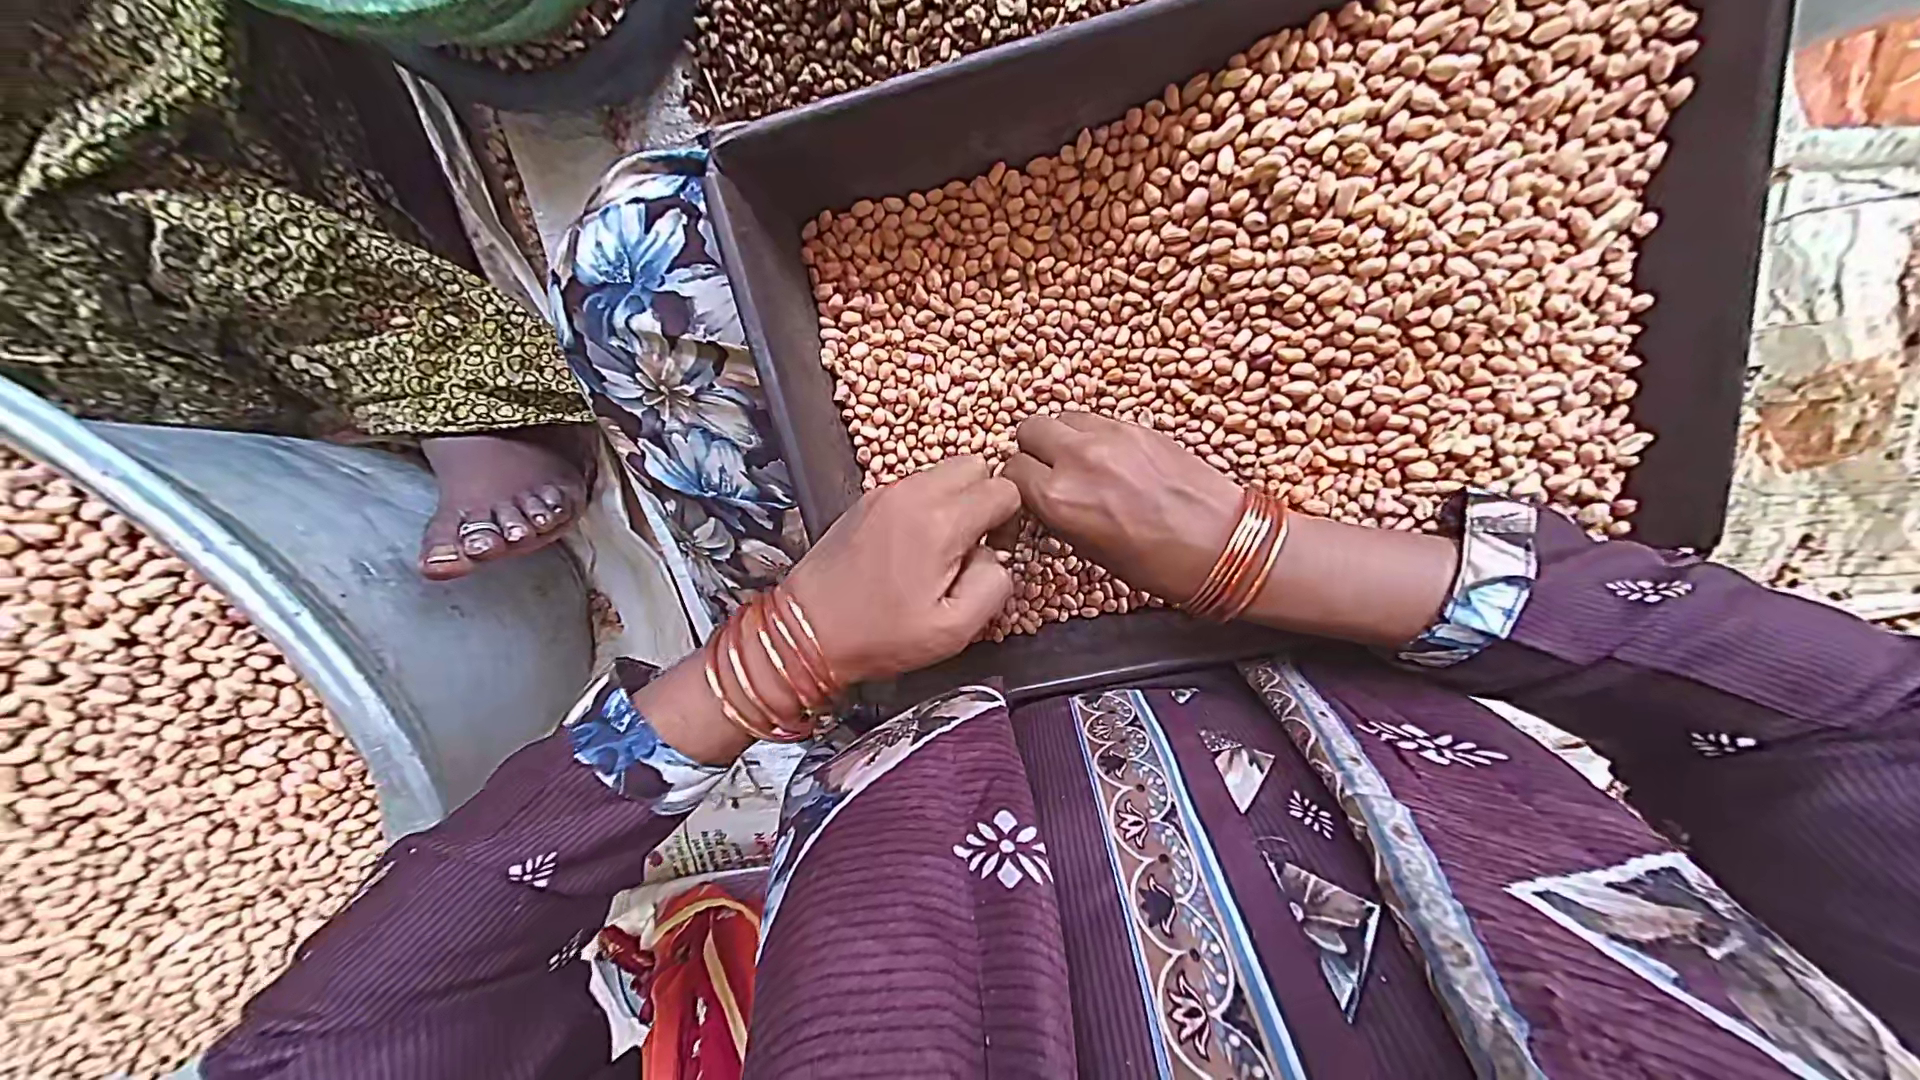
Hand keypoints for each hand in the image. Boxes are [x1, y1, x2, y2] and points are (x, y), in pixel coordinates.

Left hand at [783, 456, 1019, 683]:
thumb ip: (995, 584)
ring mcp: (886, 491)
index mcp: (940, 522)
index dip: (1010, 520)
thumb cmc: (880, 636)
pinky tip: (915, 542)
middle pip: (975, 465)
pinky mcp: (868, 499)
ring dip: (957, 498)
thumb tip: (996, 555)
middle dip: (986, 497)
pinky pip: (916, 484)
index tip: (995, 550)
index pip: (1003, 489)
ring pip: (944, 470)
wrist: (806, 630)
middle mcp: (914, 494)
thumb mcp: (955, 629)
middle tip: (975, 540)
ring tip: (943, 544)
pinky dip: (929, 502)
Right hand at [1003, 413, 1242, 603]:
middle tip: (1047, 471)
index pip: (1012, 471)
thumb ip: (1055, 513)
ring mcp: (1110, 435)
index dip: (1016, 485)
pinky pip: (1097, 418)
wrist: (1223, 545)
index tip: (1026, 494)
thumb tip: (1040, 496)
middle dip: (1032, 450)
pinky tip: (1109, 458)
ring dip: (1061, 437)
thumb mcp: (1088, 550)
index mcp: (1059, 498)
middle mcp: (1078, 458)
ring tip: (1078, 462)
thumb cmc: (1157, 564)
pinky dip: (1092, 434)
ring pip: (1062, 416)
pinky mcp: (1138, 425)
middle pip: (1029, 429)